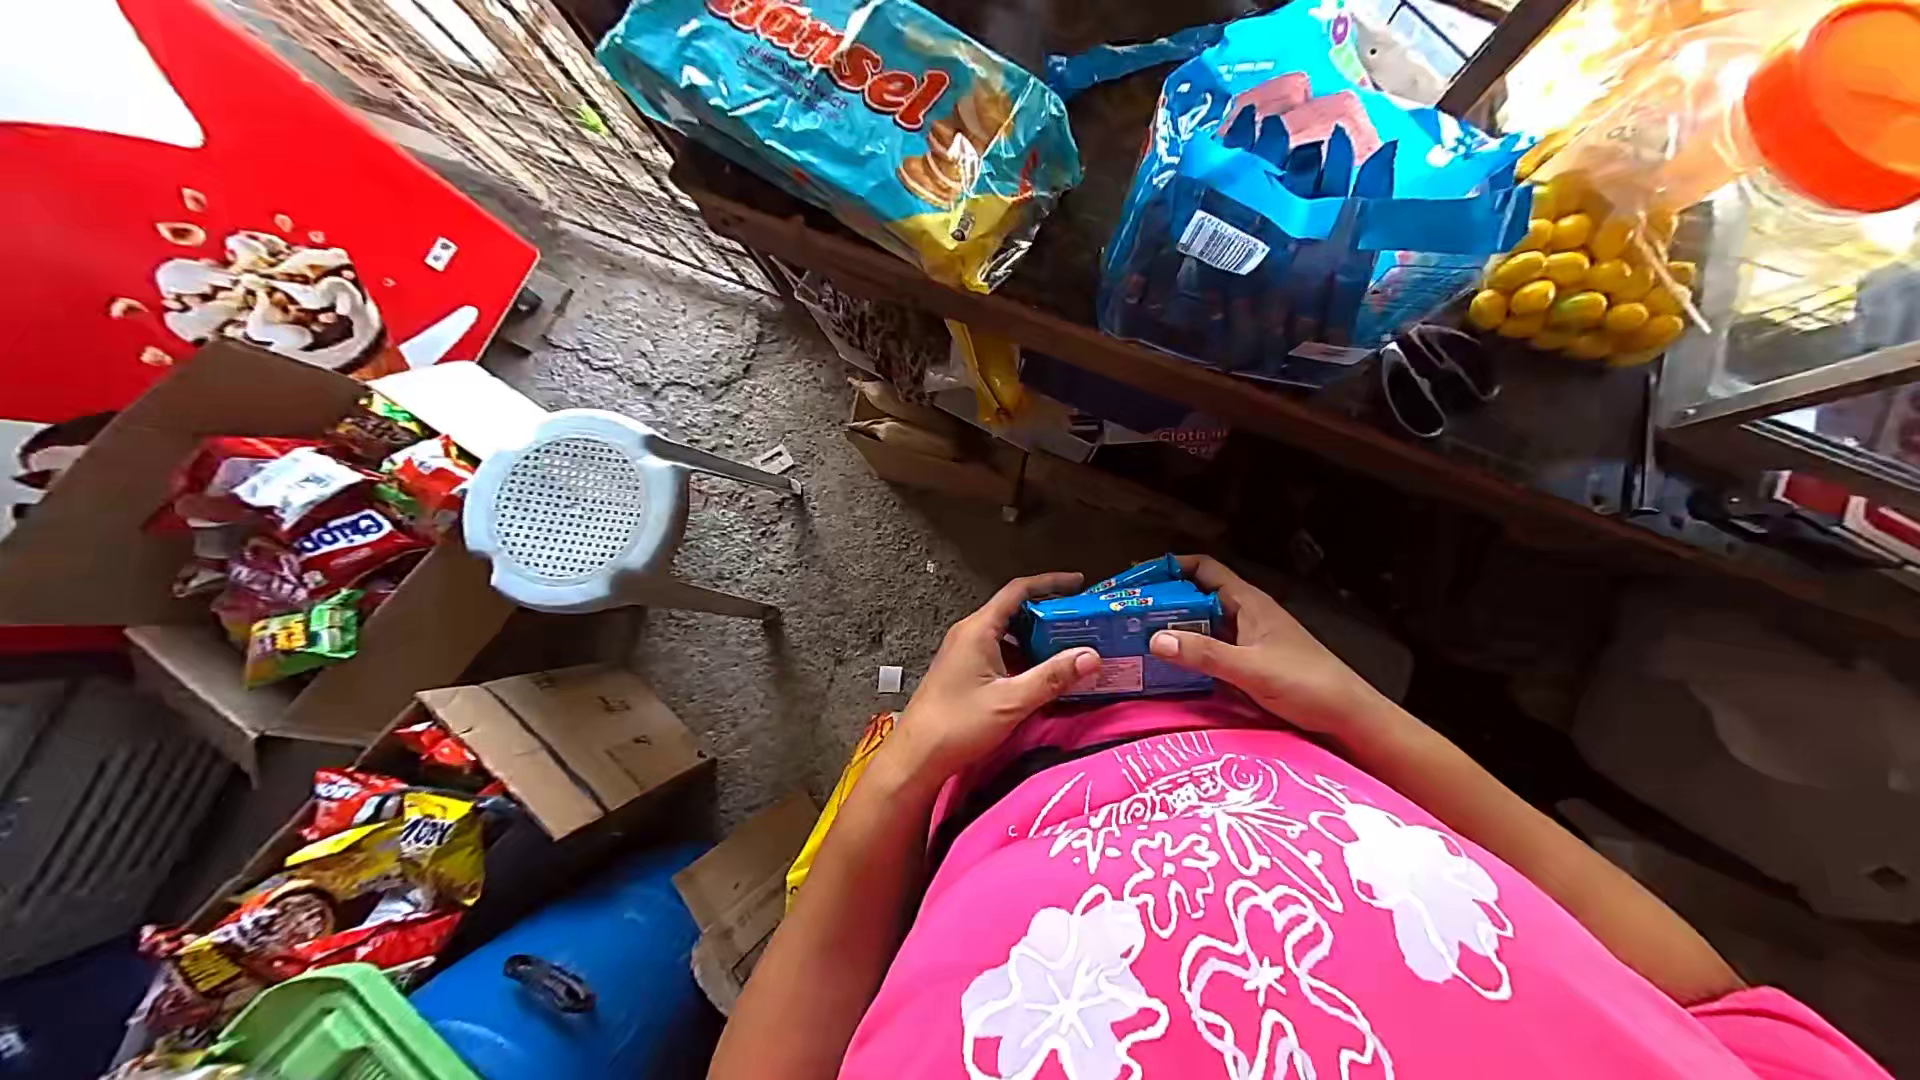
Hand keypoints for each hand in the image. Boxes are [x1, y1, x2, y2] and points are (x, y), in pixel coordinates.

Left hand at [883, 572, 1099, 788]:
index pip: (1018, 590)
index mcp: (978, 629)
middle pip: (1014, 610)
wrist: (916, 755)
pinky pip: (1000, 652)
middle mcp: (970, 633)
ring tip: (1069, 649)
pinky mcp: (964, 671)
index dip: (1050, 583)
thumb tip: (1091, 656)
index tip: (1079, 584)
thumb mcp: (1011, 701)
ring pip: (1008, 634)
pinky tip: (1042, 675)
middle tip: (1081, 623)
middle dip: (1049, 614)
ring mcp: (965, 652)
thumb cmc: (958, 724)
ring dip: (1037, 638)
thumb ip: (1052, 677)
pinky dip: (1024, 657)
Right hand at [1148, 555, 1392, 736]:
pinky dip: (1187, 649)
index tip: (1141, 577)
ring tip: (1139, 636)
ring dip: (1174, 626)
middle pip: (1197, 595)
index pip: (1204, 569)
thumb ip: (1204, 654)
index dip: (1172, 566)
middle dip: (1164, 599)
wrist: (1350, 718)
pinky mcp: (1248, 660)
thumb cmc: (1308, 684)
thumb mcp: (1251, 668)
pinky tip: (1169, 663)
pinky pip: (1209, 646)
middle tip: (1130, 611)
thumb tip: (1156, 639)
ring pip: (1202, 622)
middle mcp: (1245, 614)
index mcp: (1249, 603)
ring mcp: (1247, 638)